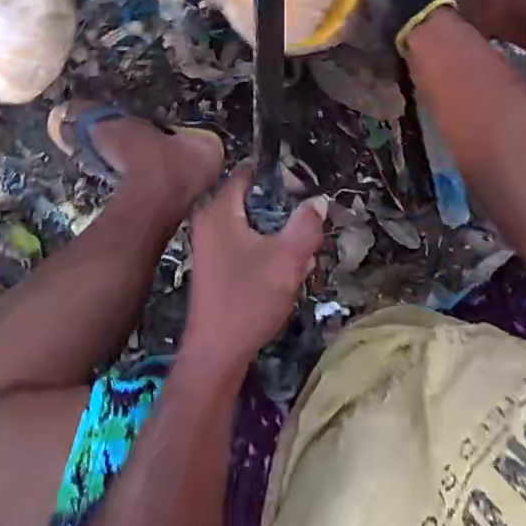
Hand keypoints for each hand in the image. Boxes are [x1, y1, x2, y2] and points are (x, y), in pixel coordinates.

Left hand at [181, 163, 327, 371]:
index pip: (248, 172)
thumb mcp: (288, 259)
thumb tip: (318, 201)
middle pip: (252, 200)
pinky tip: (286, 272)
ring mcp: (208, 245)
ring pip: (252, 226)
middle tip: (309, 222)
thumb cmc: (249, 299)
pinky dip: (266, 251)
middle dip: (283, 210)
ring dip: (278, 234)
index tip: (304, 183)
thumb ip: (306, 224)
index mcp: (219, 210)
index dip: (278, 174)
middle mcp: (208, 221)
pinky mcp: (214, 267)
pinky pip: (245, 245)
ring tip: (302, 252)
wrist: (216, 354)